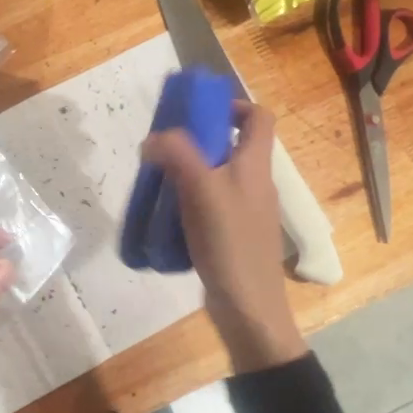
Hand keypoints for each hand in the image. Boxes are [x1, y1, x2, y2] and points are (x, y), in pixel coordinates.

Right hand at [141, 100, 308, 373]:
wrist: (248, 306)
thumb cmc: (230, 243)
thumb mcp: (202, 191)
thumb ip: (178, 156)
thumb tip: (153, 139)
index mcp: (256, 166)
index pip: (258, 119)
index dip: (232, 107)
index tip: (197, 114)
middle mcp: (255, 185)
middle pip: (232, 148)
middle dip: (196, 143)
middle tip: (164, 152)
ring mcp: (246, 213)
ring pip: (217, 179)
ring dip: (188, 175)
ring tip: (158, 184)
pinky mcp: (233, 238)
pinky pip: (210, 208)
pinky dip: (188, 205)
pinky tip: (167, 219)